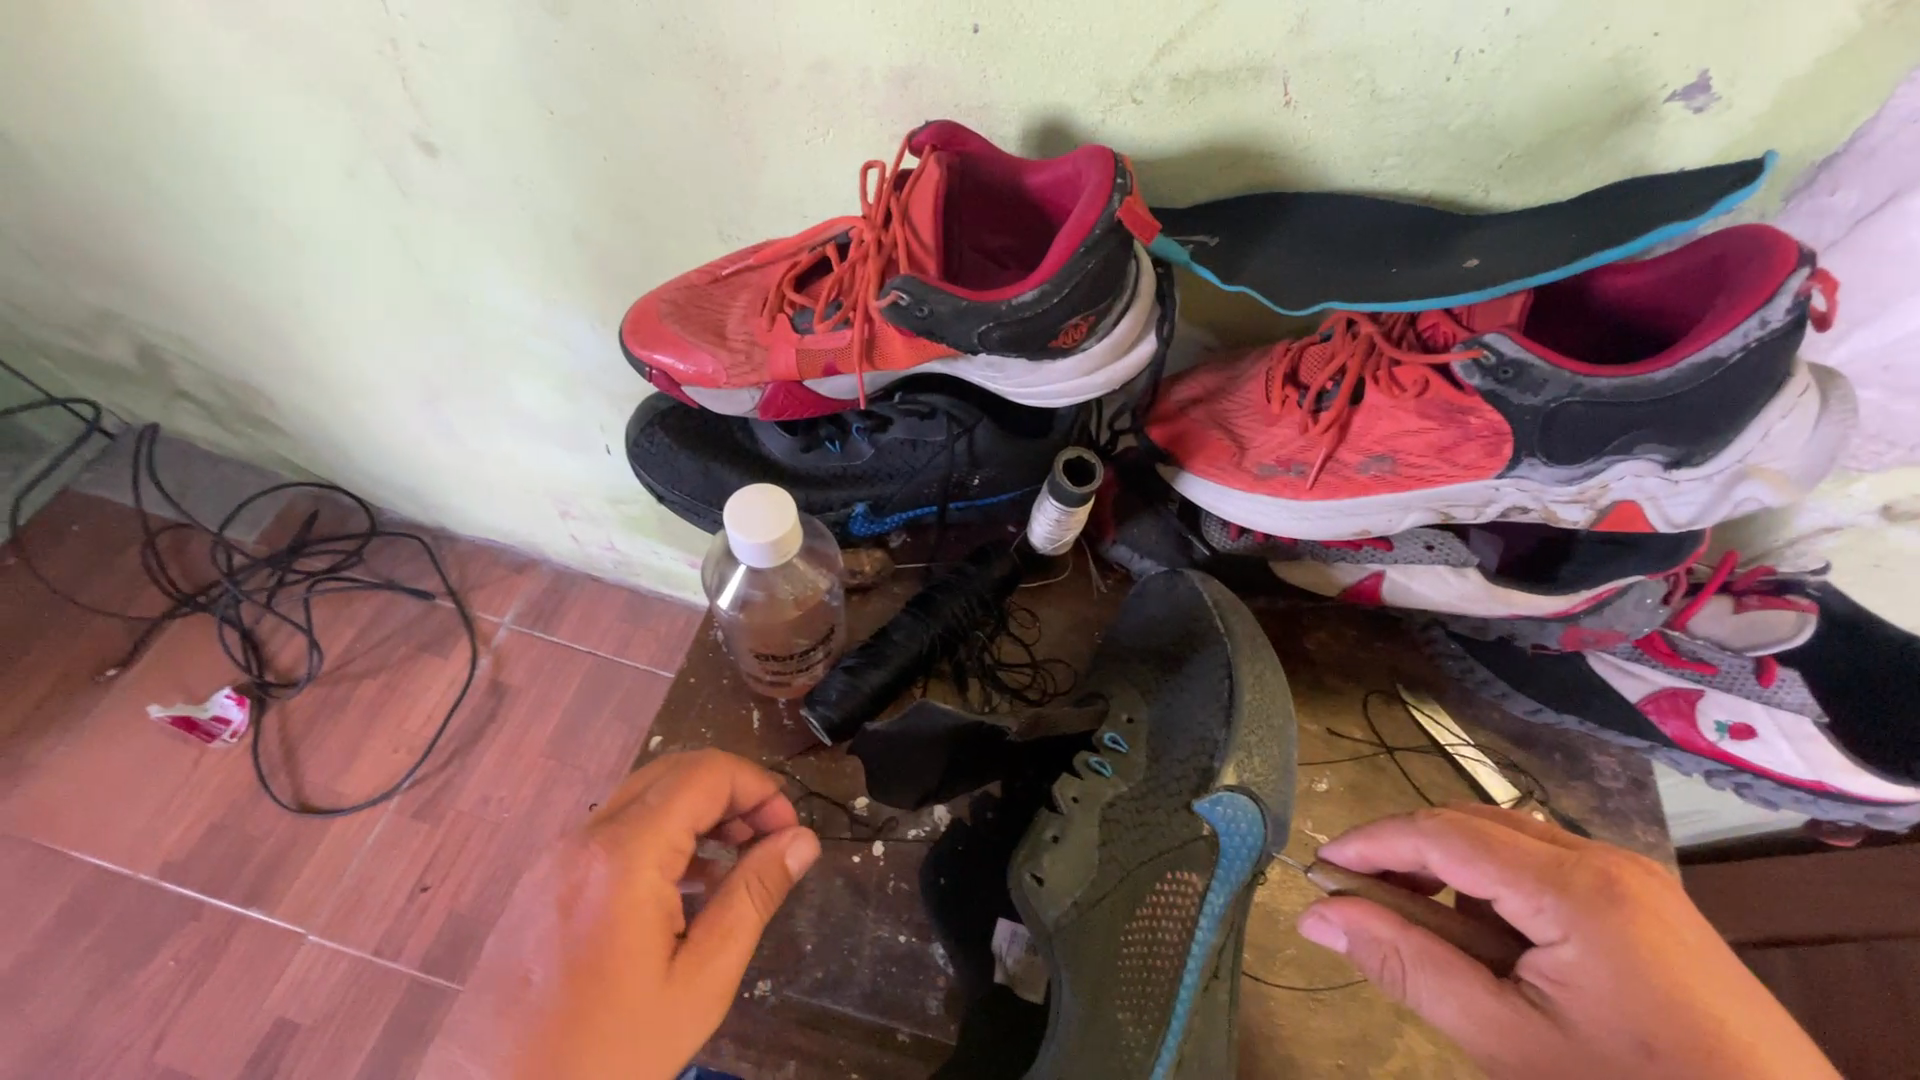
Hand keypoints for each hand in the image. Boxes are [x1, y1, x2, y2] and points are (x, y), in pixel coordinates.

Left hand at [450, 749, 820, 1079]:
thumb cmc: (609, 1054)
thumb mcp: (701, 980)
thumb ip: (754, 897)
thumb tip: (803, 839)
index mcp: (626, 855)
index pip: (706, 774)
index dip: (759, 788)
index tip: (789, 831)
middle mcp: (585, 839)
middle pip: (673, 773)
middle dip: (731, 794)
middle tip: (769, 839)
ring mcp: (555, 860)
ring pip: (642, 799)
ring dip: (697, 813)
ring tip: (735, 863)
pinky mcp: (541, 885)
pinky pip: (612, 833)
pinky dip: (659, 836)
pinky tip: (683, 889)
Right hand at [1295, 805, 1837, 1079]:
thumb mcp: (1506, 1040)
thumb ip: (1405, 966)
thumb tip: (1315, 916)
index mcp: (1574, 887)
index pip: (1442, 832)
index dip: (1370, 842)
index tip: (1317, 870)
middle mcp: (1604, 858)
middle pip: (1472, 823)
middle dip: (1405, 850)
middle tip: (1357, 898)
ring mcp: (1632, 876)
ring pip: (1506, 839)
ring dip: (1447, 865)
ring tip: (1413, 918)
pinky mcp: (1645, 901)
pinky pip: (1543, 865)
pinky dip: (1492, 884)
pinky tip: (1483, 935)